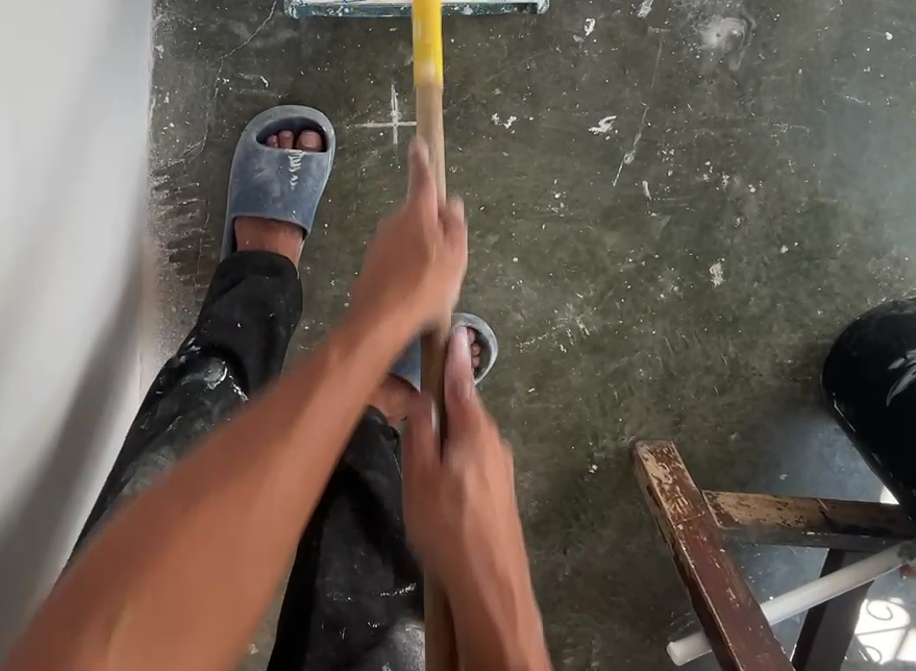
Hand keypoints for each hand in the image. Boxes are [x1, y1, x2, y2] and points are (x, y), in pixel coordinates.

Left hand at [347, 138, 467, 339]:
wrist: (380, 321)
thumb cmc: (425, 286)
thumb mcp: (455, 258)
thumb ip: (455, 227)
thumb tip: (452, 203)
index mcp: (417, 213)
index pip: (422, 179)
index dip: (422, 160)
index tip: (418, 142)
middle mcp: (394, 220)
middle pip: (418, 212)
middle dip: (433, 223)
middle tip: (450, 252)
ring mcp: (380, 241)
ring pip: (409, 235)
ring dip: (422, 248)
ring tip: (436, 279)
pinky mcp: (372, 261)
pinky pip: (398, 255)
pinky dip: (409, 264)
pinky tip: (417, 289)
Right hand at [402, 330, 542, 650]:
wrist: (492, 586)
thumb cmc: (449, 526)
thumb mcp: (420, 475)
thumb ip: (420, 432)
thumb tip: (423, 397)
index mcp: (474, 429)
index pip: (461, 381)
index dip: (455, 356)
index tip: (457, 329)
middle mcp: (493, 441)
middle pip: (464, 409)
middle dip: (442, 401)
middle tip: (414, 399)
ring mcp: (501, 467)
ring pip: (468, 436)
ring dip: (447, 432)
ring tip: (420, 448)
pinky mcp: (500, 491)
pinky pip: (474, 457)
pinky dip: (456, 453)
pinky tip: (440, 478)